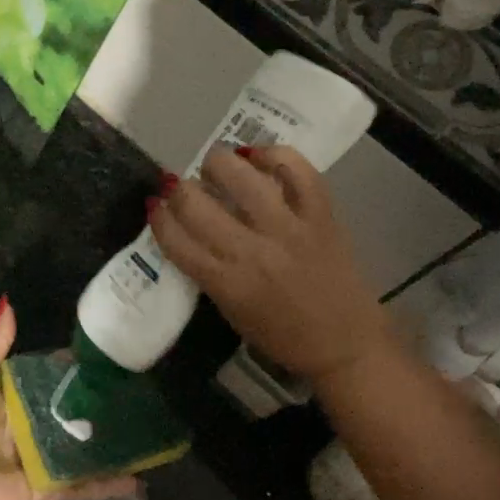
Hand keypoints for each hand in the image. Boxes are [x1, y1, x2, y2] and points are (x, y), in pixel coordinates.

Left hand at [0, 300, 138, 499]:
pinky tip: (142, 482)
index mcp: (13, 395)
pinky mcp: (47, 489)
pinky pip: (82, 486)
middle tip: (147, 394)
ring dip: (115, 445)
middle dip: (105, 404)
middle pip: (75, 411)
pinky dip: (109, 486)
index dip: (81, 368)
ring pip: (85, 448)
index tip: (116, 355)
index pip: (53, 377)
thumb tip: (8, 303)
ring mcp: (41, 458)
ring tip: (155, 434)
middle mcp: (31, 424)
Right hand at [151, 145, 395, 382]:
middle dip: (179, 188)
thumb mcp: (230, 310)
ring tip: (216, 166)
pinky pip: (297, 170)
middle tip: (182, 188)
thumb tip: (186, 230)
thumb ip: (206, 270)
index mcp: (225, 282)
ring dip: (218, 163)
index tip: (155, 206)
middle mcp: (252, 251)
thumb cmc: (281, 336)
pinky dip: (274, 155)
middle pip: (196, 202)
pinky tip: (258, 157)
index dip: (158, 216)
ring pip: (241, 175)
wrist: (344, 344)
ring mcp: (289, 228)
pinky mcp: (321, 215)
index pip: (174, 238)